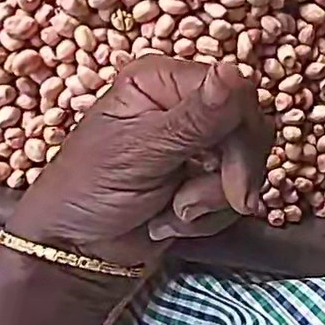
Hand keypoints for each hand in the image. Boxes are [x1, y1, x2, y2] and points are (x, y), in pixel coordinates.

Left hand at [7, 56, 267, 291]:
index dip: (242, 139)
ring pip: (248, 166)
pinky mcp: (206, 176)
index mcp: (165, 81)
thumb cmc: (88, 191)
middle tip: (186, 207)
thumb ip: (195, 117)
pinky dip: (209, 217)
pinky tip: (171, 221)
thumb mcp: (140, 152)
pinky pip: (237, 193)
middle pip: (250, 131)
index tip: (234, 182)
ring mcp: (199, 141)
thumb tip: (235, 72)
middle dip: (225, 179)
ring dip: (212, 202)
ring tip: (171, 214)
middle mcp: (188, 104)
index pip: (237, 94)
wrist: (74, 252)